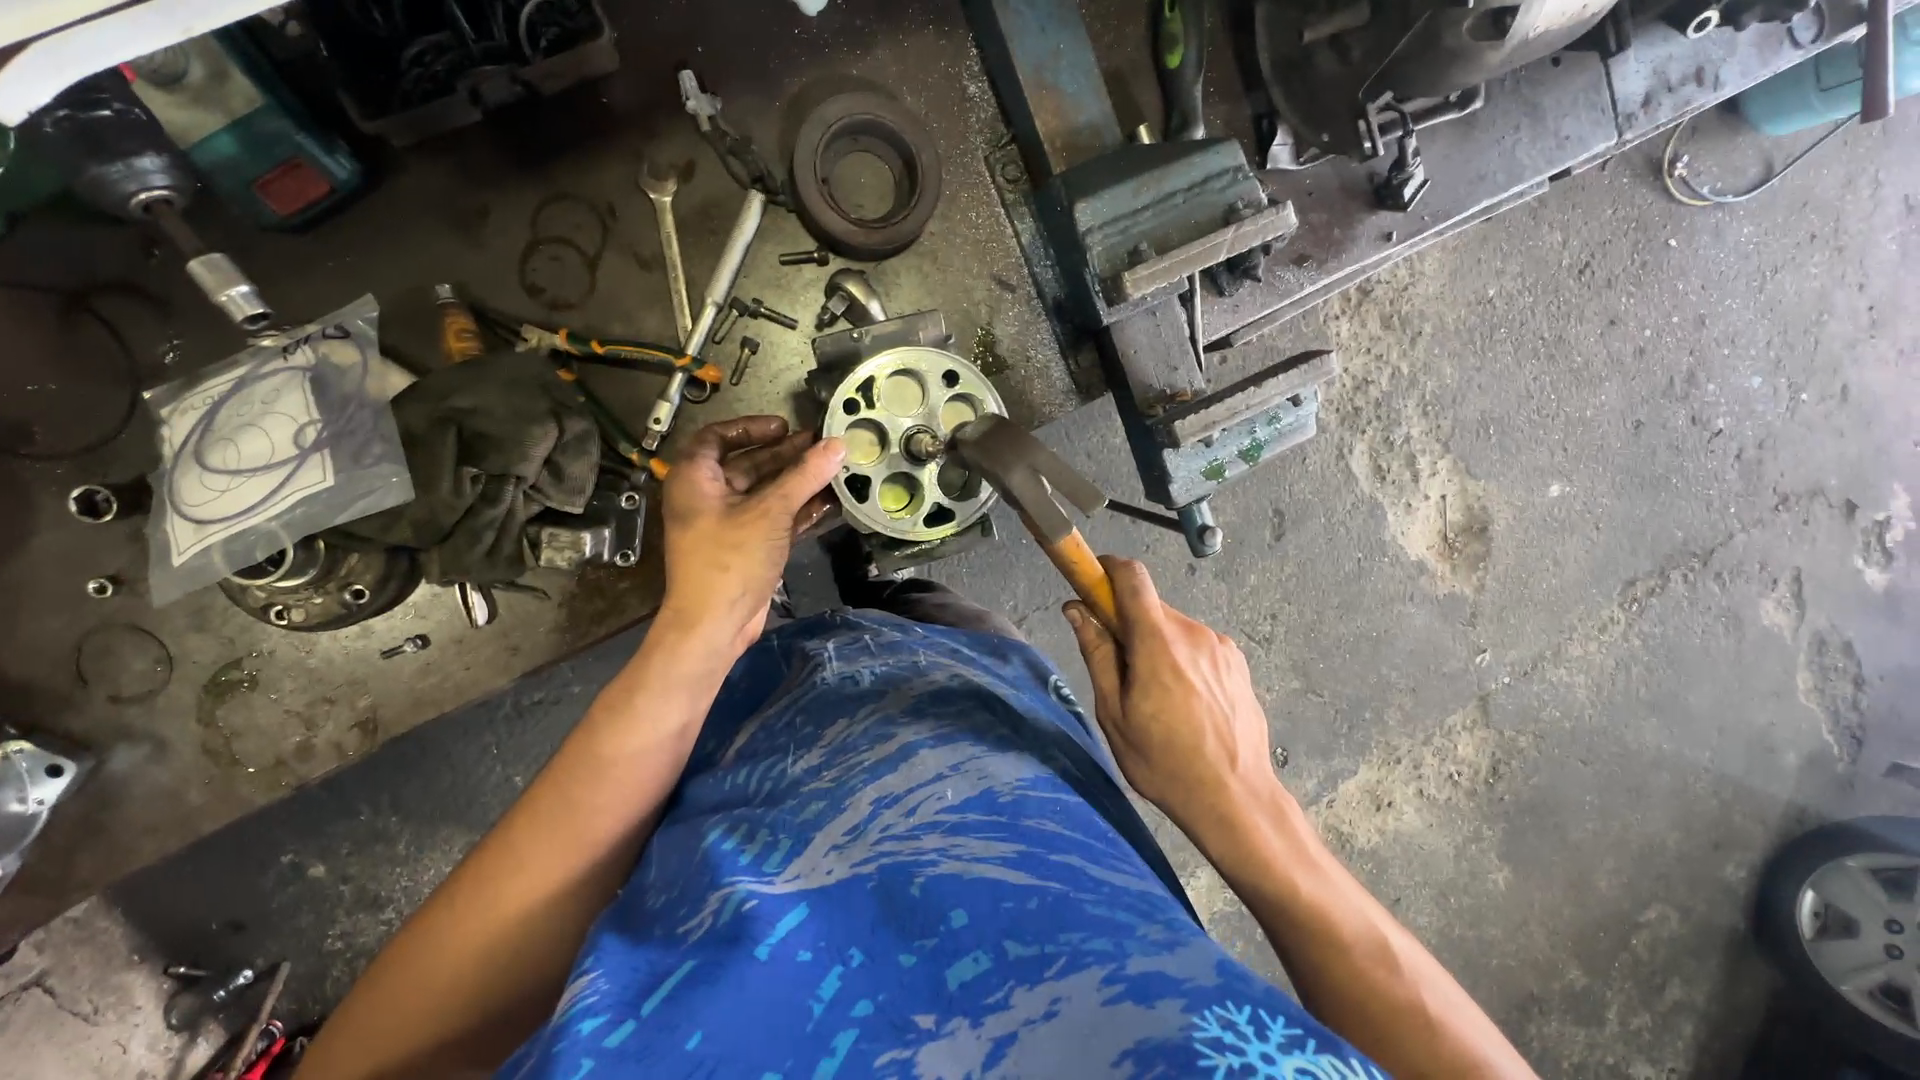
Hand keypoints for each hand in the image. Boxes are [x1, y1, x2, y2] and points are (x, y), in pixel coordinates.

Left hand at [659, 416, 844, 652]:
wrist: (714, 624)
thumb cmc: (730, 559)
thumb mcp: (770, 512)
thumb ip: (804, 477)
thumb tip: (837, 445)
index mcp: (694, 478)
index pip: (717, 437)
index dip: (751, 428)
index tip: (784, 426)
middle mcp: (705, 496)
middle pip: (747, 464)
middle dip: (784, 455)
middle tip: (821, 447)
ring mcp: (725, 524)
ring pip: (763, 493)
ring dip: (796, 483)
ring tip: (833, 470)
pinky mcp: (744, 547)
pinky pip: (771, 518)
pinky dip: (796, 510)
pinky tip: (828, 502)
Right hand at [1065, 556, 1281, 837]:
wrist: (1235, 798)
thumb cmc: (1164, 763)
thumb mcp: (1114, 713)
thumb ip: (1097, 654)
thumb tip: (1077, 610)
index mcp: (1158, 642)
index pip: (1131, 576)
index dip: (1106, 569)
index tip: (1090, 582)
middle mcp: (1193, 633)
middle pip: (1150, 606)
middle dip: (1128, 625)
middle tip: (1119, 671)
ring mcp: (1220, 646)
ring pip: (1173, 628)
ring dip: (1156, 646)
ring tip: (1156, 699)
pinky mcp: (1237, 662)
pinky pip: (1197, 646)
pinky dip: (1181, 660)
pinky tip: (1184, 704)